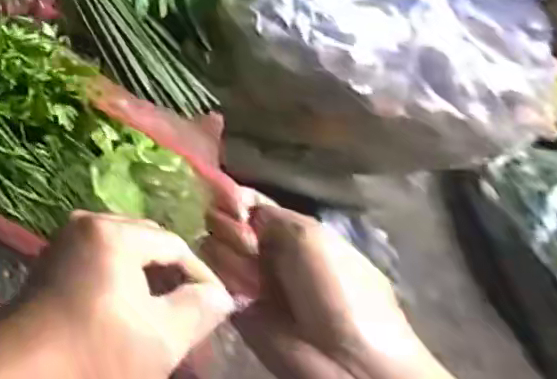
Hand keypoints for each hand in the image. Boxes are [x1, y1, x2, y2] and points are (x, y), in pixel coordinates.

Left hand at [19, 212, 235, 378]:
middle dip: (173, 271)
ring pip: (121, 247)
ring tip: (169, 313)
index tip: (222, 311)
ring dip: (147, 274)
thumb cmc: (101, 346)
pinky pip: (99, 255)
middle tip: (197, 312)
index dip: (202, 276)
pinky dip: (122, 275)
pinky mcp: (55, 257)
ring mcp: (66, 237)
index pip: (172, 243)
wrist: (31, 358)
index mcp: (111, 233)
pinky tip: (133, 309)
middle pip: (144, 238)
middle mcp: (85, 222)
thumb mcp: (162, 336)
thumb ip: (197, 310)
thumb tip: (219, 294)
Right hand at [209, 199, 450, 378]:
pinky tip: (240, 289)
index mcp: (288, 232)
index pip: (244, 200)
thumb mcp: (309, 235)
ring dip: (228, 256)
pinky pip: (208, 274)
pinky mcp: (232, 300)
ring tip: (251, 278)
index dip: (228, 195)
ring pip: (211, 243)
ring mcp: (246, 276)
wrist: (348, 362)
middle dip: (229, 227)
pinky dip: (220, 276)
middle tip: (248, 245)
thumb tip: (228, 203)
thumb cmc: (339, 291)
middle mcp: (264, 249)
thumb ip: (264, 210)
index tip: (221, 197)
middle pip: (221, 218)